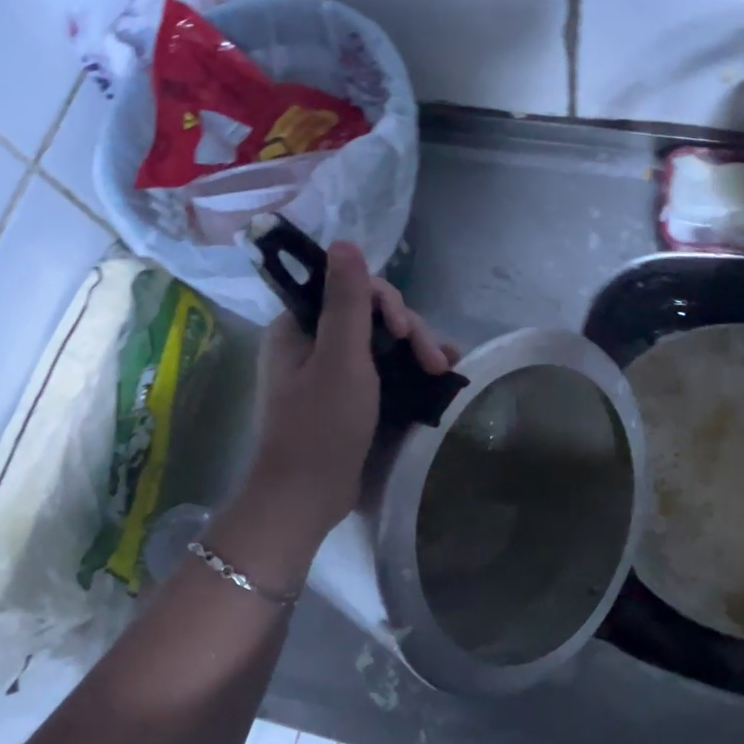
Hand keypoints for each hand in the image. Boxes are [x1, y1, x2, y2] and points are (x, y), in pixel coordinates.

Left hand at [233, 242, 454, 553]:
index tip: (407, 332)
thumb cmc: (321, 427)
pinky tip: (440, 378)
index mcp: (297, 328)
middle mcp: (309, 344)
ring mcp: (328, 374)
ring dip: (415, 350)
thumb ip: (347, 301)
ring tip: (447, 368)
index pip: (349, 291)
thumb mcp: (341, 359)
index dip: (387, 303)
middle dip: (408, 332)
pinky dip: (408, 372)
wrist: (304, 501)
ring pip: (379, 344)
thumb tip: (344, 241)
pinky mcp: (344, 401)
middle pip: (369, 317)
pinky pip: (380, 372)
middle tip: (435, 360)